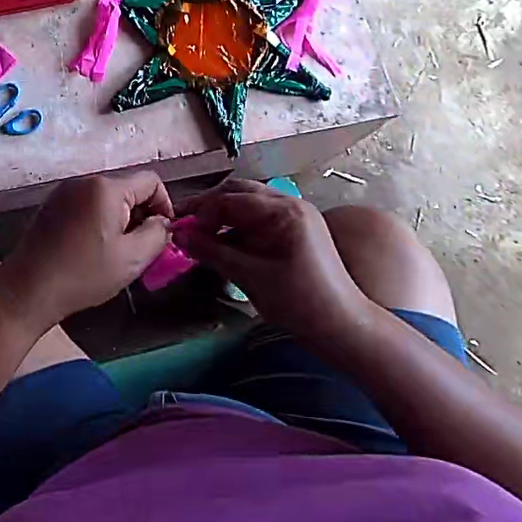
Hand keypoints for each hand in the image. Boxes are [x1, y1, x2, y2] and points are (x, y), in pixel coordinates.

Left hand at [0, 171, 172, 328]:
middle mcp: (84, 182)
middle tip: (141, 247)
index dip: (165, 205)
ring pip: (109, 198)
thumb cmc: (82, 275)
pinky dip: (100, 221)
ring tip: (117, 251)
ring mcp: (64, 193)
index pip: (151, 181)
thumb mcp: (133, 258)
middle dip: (142, 214)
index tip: (163, 234)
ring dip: (121, 219)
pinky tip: (94, 249)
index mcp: (106, 188)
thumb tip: (163, 222)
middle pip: (129, 188)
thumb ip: (158, 234)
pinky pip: (88, 205)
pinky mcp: (52, 207)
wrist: (26, 292)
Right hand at [175, 179, 375, 339]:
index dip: (201, 211)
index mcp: (284, 210)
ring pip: (250, 206)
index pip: (231, 198)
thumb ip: (215, 253)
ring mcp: (297, 216)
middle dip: (210, 208)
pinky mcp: (297, 232)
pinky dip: (239, 231)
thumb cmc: (300, 302)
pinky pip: (261, 221)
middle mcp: (292, 204)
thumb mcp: (252, 277)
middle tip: (183, 226)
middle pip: (240, 194)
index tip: (177, 228)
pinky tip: (222, 246)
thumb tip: (181, 236)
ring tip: (198, 238)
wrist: (344, 327)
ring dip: (223, 218)